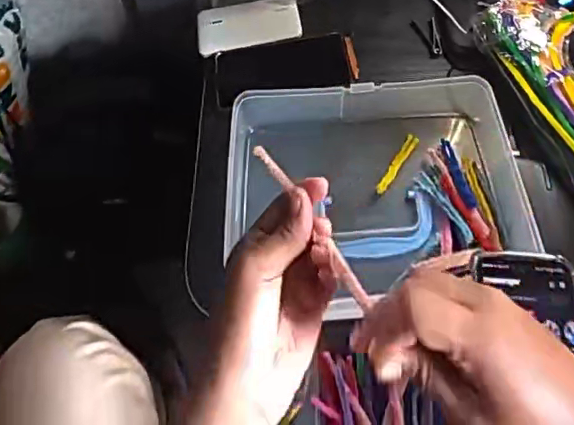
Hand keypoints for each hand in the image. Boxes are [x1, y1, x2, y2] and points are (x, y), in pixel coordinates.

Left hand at [191, 177, 338, 424]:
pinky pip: (329, 280)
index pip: (282, 210)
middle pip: (304, 229)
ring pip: (319, 252)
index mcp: (256, 247)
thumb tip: (303, 198)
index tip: (322, 186)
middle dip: (316, 224)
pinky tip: (331, 275)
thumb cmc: (240, 324)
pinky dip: (333, 273)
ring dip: (326, 248)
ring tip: (325, 257)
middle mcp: (277, 261)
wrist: (246, 388)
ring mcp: (296, 285)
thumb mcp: (255, 272)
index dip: (301, 195)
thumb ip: (282, 236)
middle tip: (323, 232)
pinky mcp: (314, 308)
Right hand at [351, 266, 573, 424]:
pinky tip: (421, 336)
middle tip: (369, 350)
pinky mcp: (502, 304)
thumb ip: (432, 380)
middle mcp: (485, 298)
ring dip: (405, 305)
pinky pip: (452, 289)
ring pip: (433, 279)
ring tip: (389, 344)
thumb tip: (390, 359)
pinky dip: (427, 305)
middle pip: (418, 281)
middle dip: (388, 312)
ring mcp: (495, 296)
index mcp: (480, 328)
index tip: (376, 366)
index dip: (386, 329)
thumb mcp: (478, 418)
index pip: (414, 301)